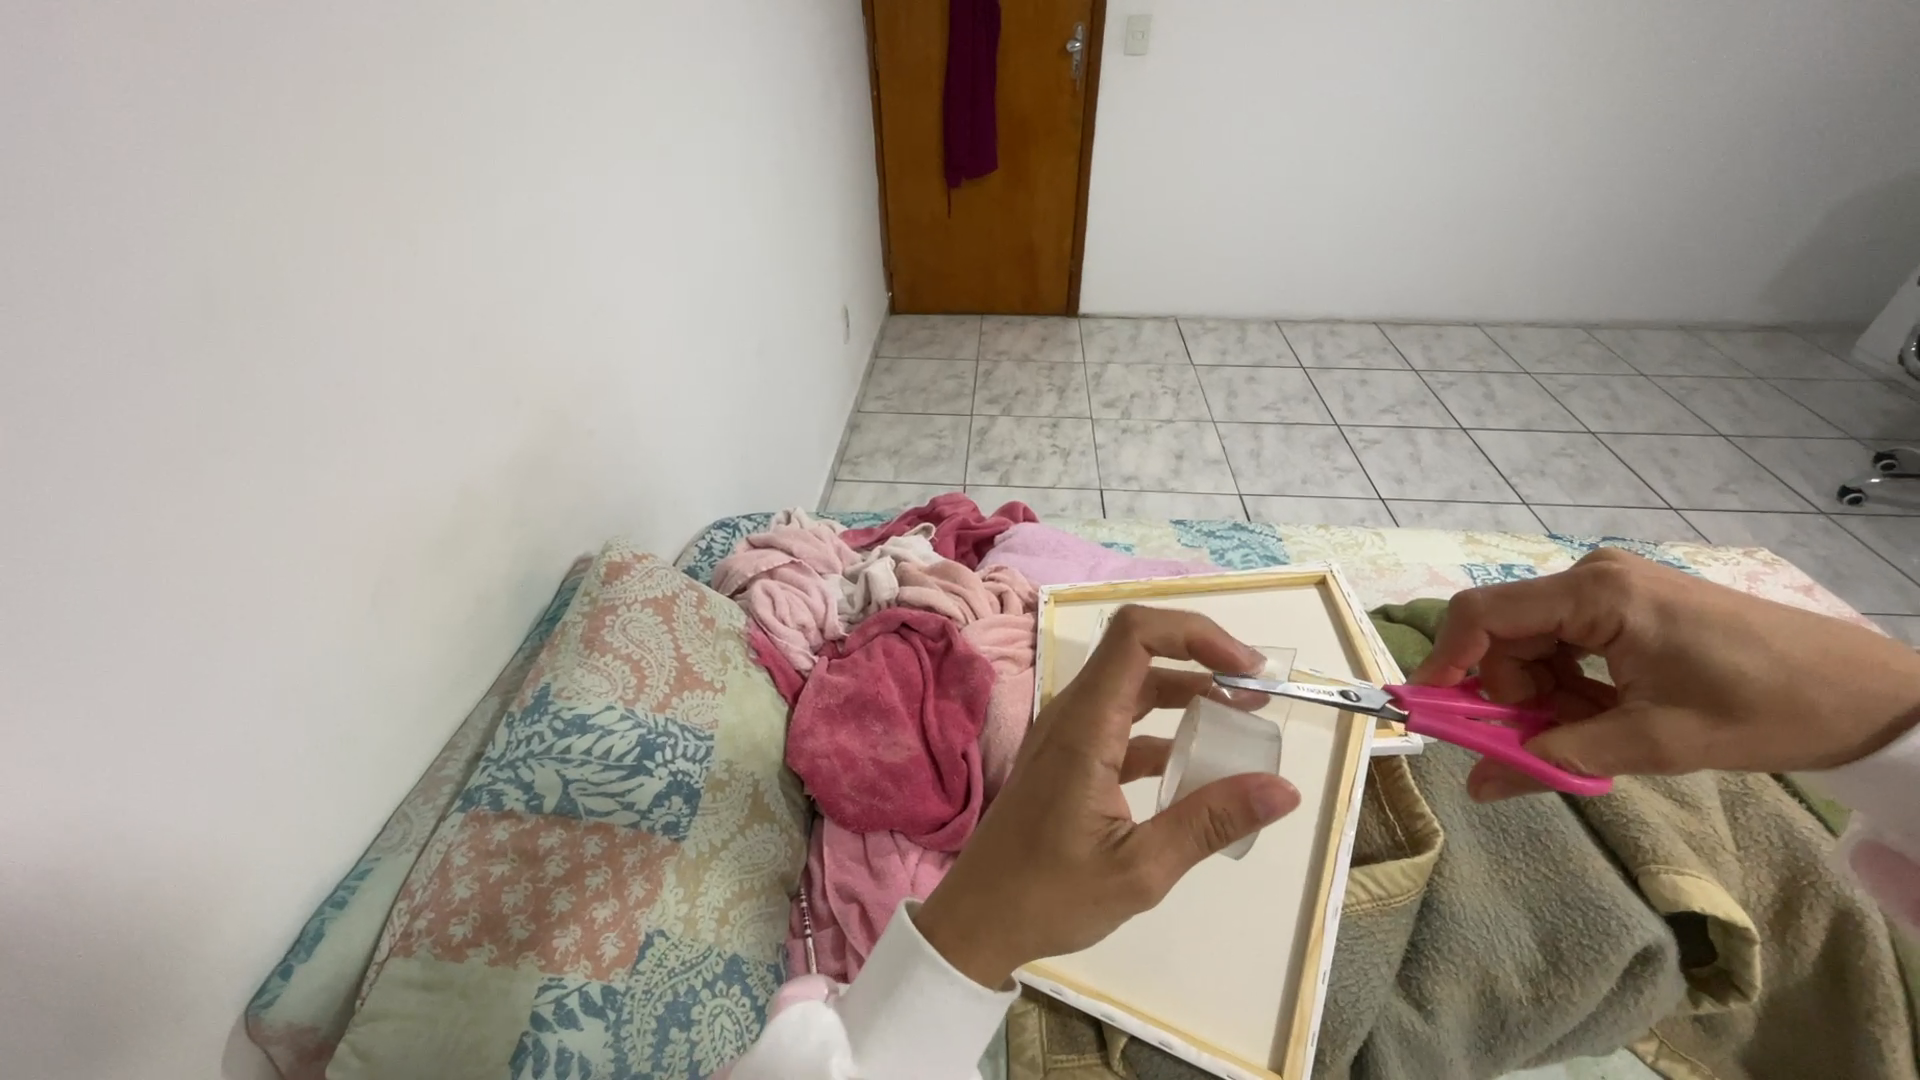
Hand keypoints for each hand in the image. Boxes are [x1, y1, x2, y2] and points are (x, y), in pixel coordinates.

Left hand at [914, 605, 1301, 986]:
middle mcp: (1072, 713)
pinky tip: (1198, 764)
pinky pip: (1121, 723)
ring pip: (1132, 685)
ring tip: (1242, 717)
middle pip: (1138, 650)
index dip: (1195, 632)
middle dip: (1202, 657)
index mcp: (1084, 725)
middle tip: (1257, 692)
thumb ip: (1210, 821)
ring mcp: (1067, 732)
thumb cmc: (1050, 895)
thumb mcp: (1141, 868)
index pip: (1136, 634)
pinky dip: (1164, 730)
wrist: (980, 917)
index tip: (1246, 668)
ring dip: (1186, 691)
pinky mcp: (1068, 756)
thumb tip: (1283, 788)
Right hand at [1414, 548, 1919, 800]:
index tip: (1435, 712)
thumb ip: (1554, 760)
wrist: (1878, 696)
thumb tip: (1475, 788)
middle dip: (1509, 691)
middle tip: (1541, 740)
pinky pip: (1562, 640)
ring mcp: (1608, 586)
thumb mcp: (1655, 743)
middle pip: (1505, 632)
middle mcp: (1591, 576)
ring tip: (1591, 731)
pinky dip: (1566, 682)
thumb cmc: (1768, 710)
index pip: (1482, 615)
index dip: (1447, 662)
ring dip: (1541, 692)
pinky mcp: (1624, 601)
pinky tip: (1603, 710)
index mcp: (1596, 593)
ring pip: (1530, 641)